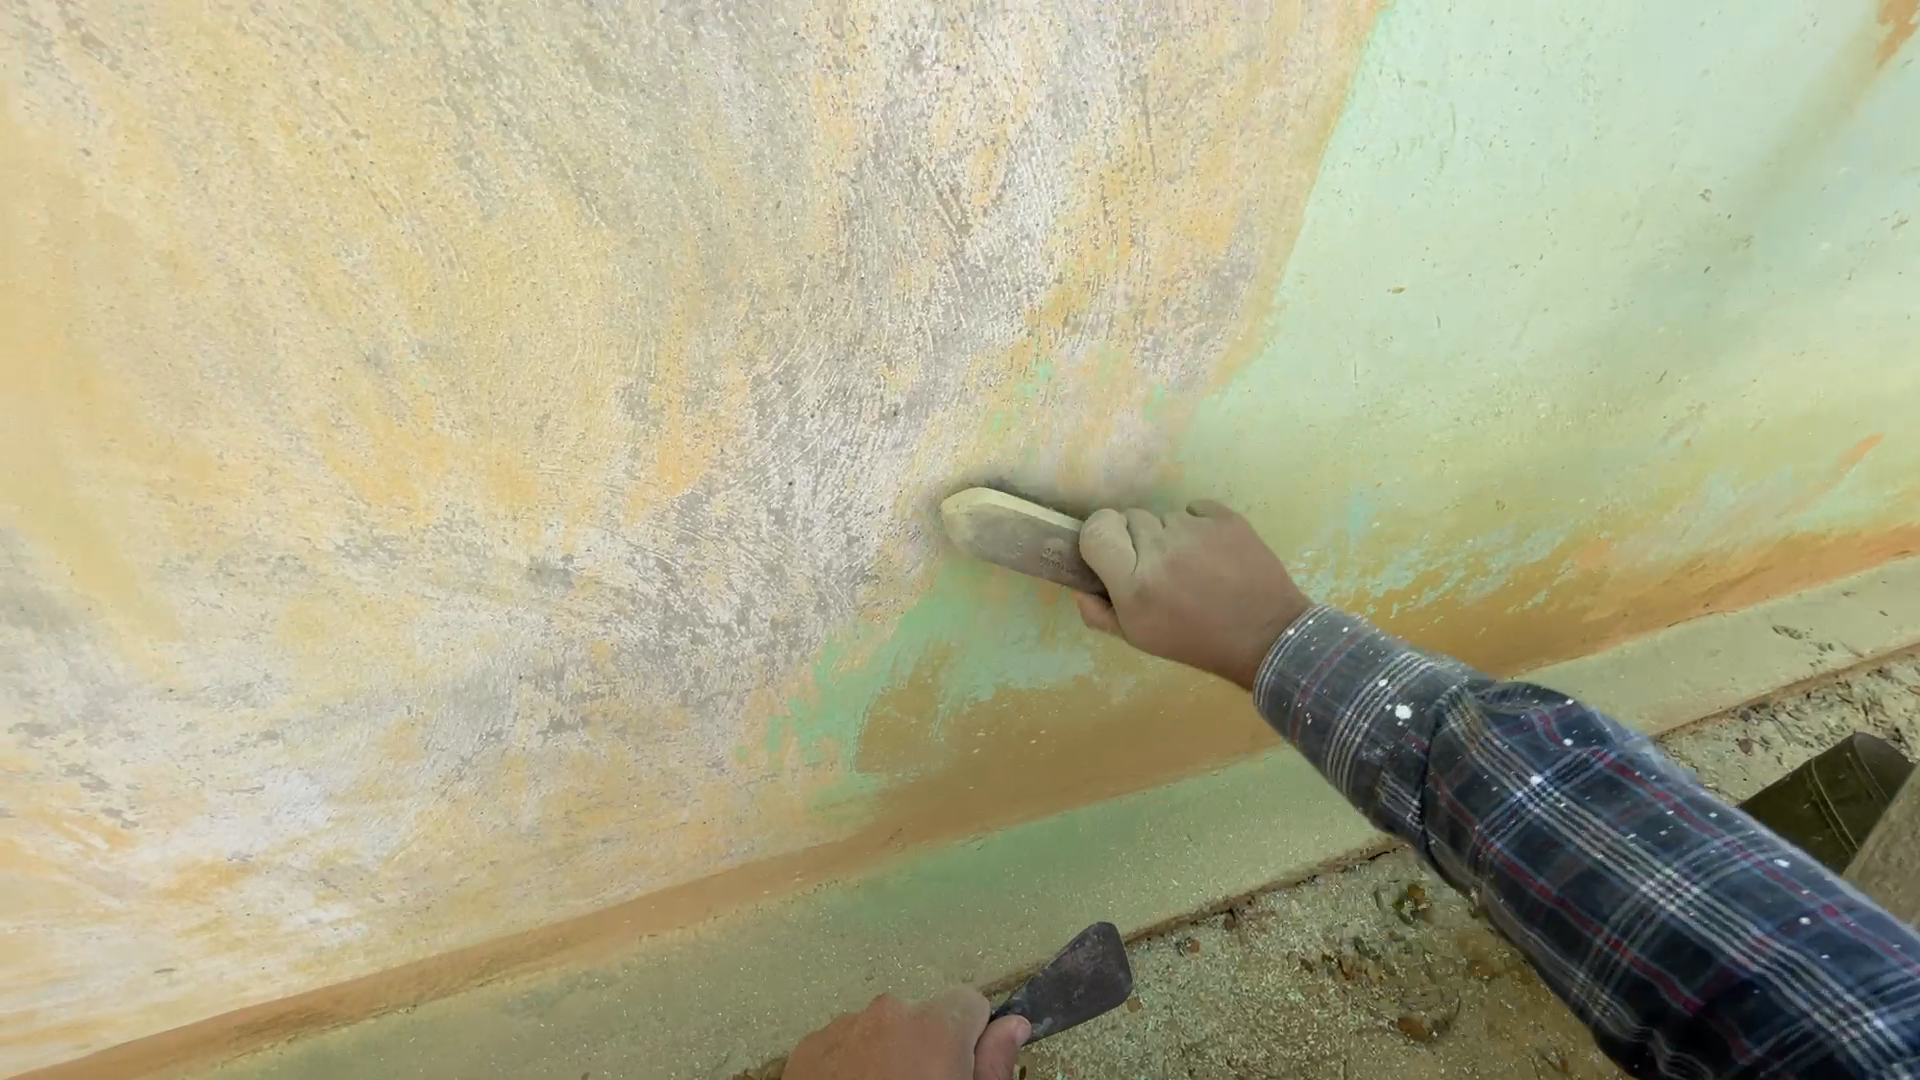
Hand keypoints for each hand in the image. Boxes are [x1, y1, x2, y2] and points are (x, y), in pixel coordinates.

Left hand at [781, 988, 1030, 1079]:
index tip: (962, 1074)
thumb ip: (994, 1067)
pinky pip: (844, 1045)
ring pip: (881, 1031)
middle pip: (923, 1019)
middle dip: (926, 1051)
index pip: (971, 1005)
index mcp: (937, 1026)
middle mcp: (891, 1011)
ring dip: (887, 1058)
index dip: (972, 1042)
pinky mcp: (808, 1047)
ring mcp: (845, 1026)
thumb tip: (1014, 1025)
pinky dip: (850, 1067)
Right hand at [1077, 500, 1310, 689]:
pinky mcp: (1226, 519)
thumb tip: (1080, 586)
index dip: (1100, 535)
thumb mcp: (1138, 638)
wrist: (1266, 636)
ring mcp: (1195, 530)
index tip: (1112, 549)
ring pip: (1164, 516)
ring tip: (1193, 564)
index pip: (1096, 529)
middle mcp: (1160, 549)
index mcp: (1133, 582)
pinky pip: (1196, 509)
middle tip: (1158, 566)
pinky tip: (1213, 553)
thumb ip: (1099, 613)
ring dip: (1169, 535)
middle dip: (1137, 538)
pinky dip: (1199, 526)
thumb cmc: (1195, 641)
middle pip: (1130, 518)